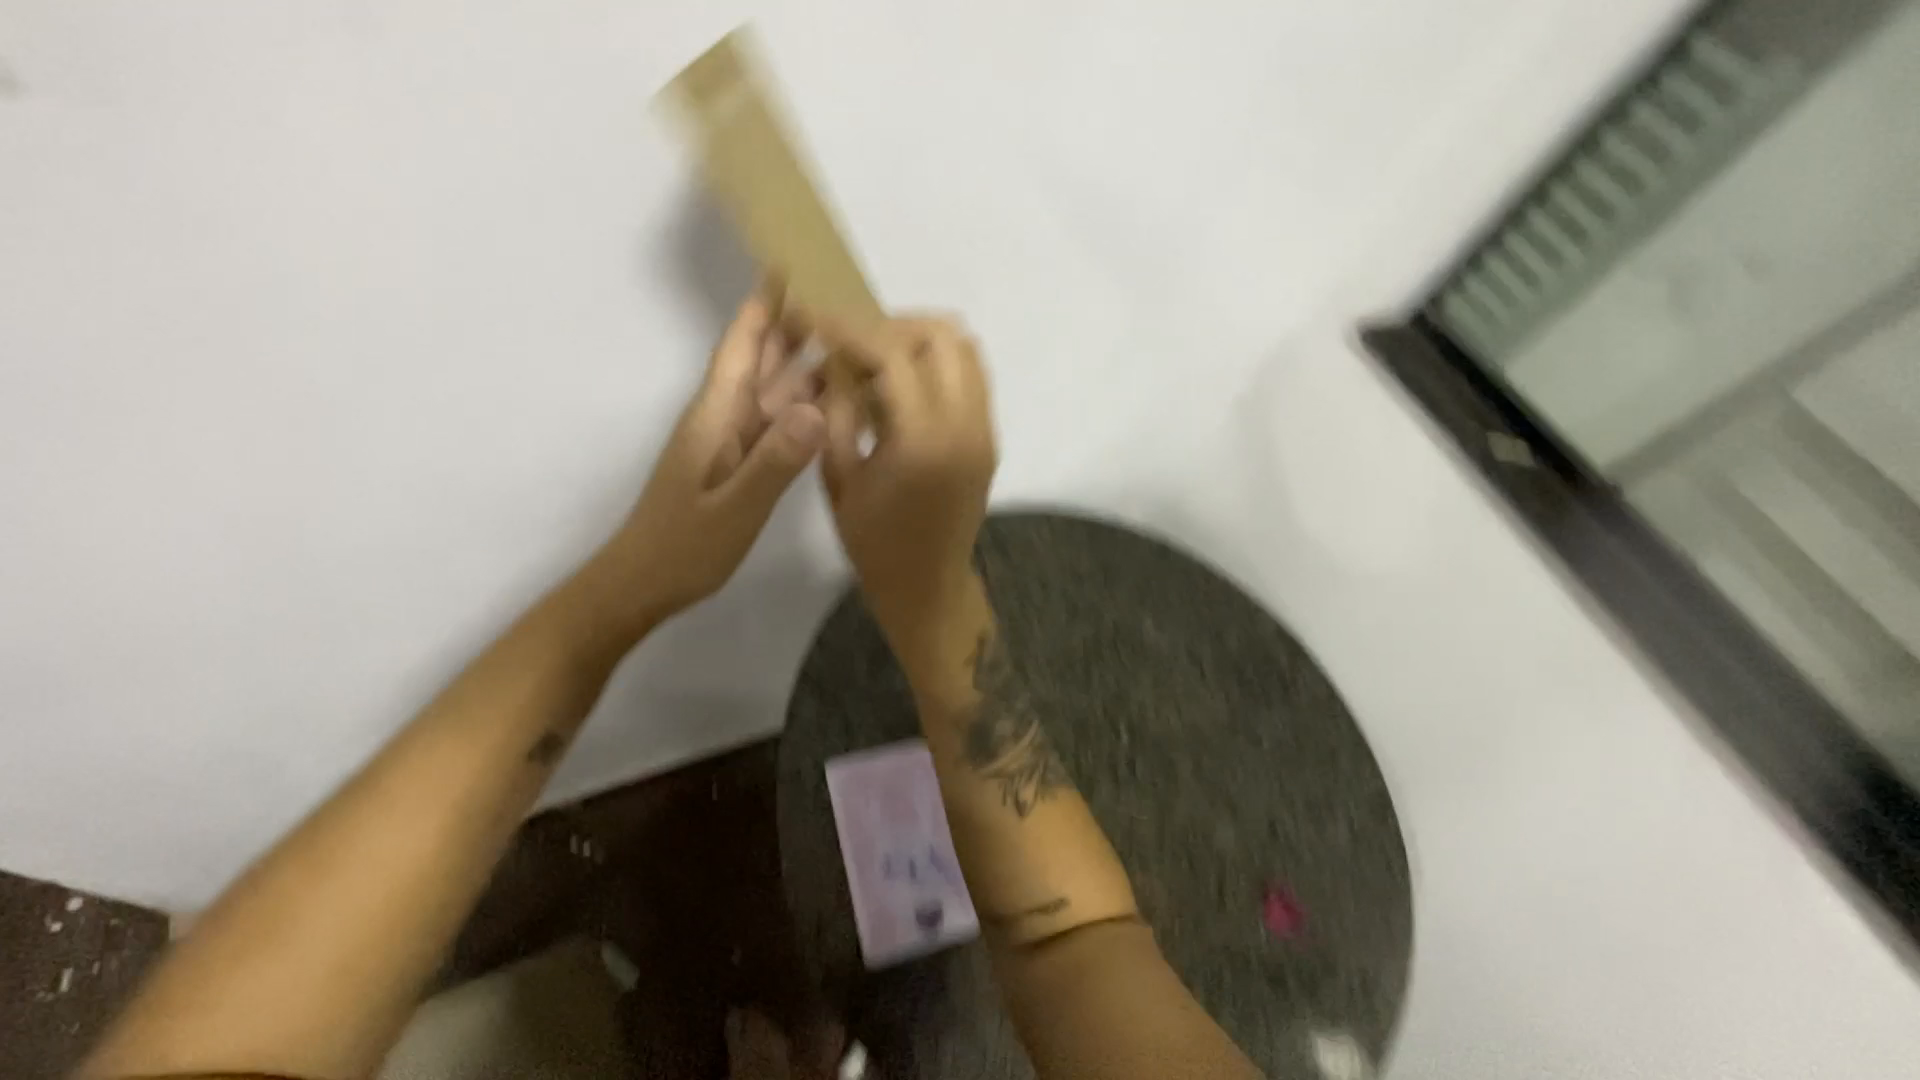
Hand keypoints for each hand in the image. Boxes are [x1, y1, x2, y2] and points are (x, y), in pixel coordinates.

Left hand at [595, 282, 824, 623]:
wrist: (643, 584)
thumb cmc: (683, 547)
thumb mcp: (734, 509)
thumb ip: (774, 462)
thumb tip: (814, 407)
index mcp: (717, 417)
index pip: (741, 348)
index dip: (761, 307)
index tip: (785, 265)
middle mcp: (724, 420)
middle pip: (761, 361)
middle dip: (792, 325)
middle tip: (836, 294)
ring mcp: (731, 443)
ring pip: (772, 391)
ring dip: (802, 363)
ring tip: (846, 339)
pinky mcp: (739, 465)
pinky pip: (777, 423)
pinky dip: (802, 405)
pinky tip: (829, 403)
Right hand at [811, 313, 996, 651]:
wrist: (928, 584)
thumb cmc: (874, 542)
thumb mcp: (839, 475)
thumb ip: (837, 410)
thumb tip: (832, 359)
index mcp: (923, 441)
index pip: (893, 354)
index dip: (849, 327)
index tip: (815, 315)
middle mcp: (966, 426)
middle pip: (941, 336)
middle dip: (890, 327)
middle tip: (852, 343)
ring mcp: (985, 430)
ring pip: (965, 349)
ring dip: (920, 340)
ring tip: (878, 360)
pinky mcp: (989, 436)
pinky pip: (972, 375)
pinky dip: (938, 363)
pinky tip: (903, 384)